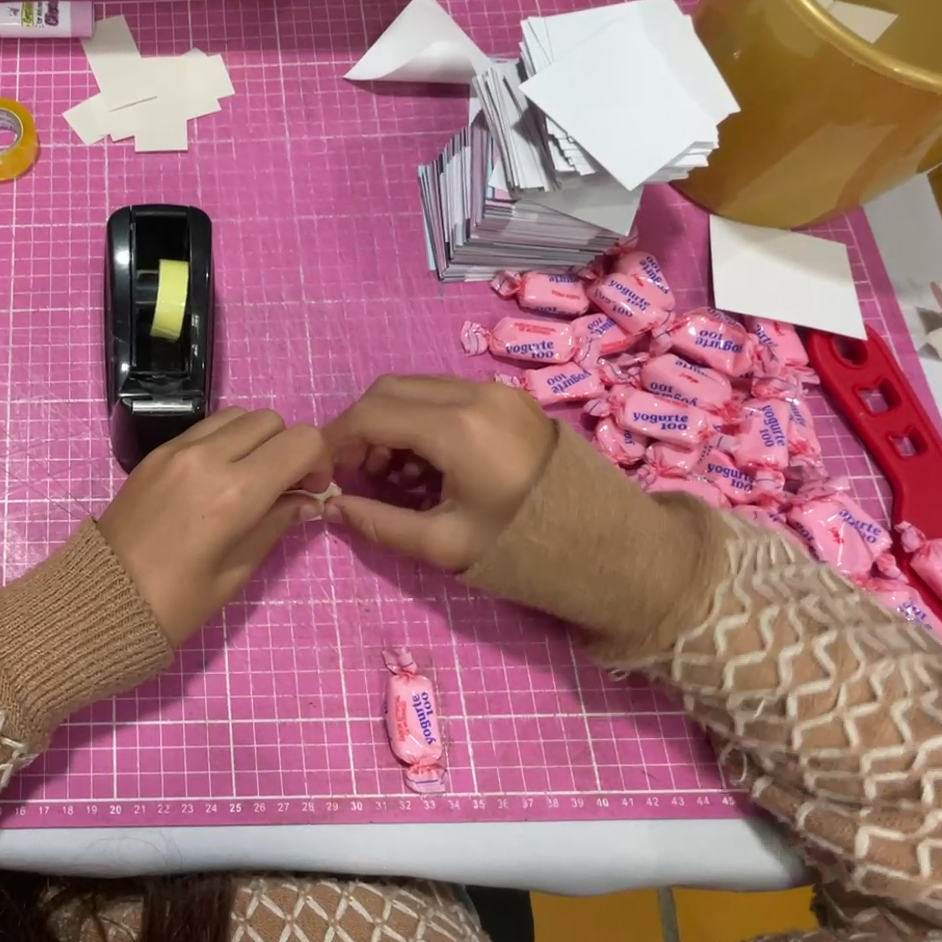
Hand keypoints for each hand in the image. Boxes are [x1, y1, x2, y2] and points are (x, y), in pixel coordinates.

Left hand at [99, 408, 331, 640]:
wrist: (102, 599)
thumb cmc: (176, 602)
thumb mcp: (237, 572)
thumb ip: (276, 524)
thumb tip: (306, 499)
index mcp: (235, 492)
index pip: (301, 441)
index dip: (318, 462)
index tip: (310, 491)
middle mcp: (207, 457)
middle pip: (270, 420)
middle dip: (287, 448)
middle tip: (283, 486)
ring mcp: (176, 450)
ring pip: (237, 415)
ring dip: (255, 439)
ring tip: (249, 479)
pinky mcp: (156, 453)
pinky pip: (204, 428)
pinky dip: (224, 441)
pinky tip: (218, 478)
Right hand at [320, 375, 555, 570]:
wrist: (616, 549)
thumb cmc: (526, 553)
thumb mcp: (443, 545)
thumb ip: (378, 522)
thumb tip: (332, 508)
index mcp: (459, 428)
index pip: (371, 414)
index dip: (336, 441)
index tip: (324, 472)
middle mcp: (476, 394)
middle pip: (388, 390)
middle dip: (360, 427)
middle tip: (357, 472)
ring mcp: (497, 392)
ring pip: (416, 388)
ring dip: (389, 422)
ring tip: (392, 474)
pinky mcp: (510, 399)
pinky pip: (446, 395)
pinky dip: (419, 420)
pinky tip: (425, 464)